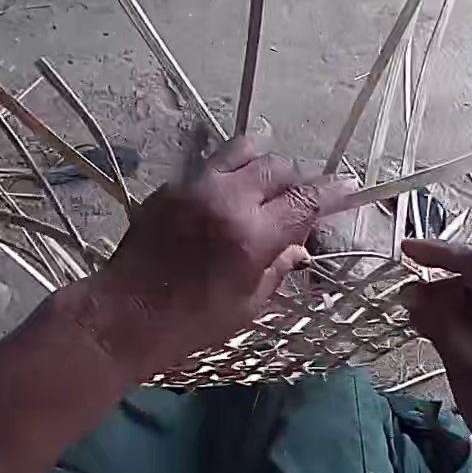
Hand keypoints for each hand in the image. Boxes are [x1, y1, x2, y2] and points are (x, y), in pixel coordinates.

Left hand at [67, 136, 337, 380]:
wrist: (124, 316)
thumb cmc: (192, 323)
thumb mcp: (248, 305)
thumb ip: (279, 267)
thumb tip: (300, 246)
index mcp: (253, 234)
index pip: (306, 199)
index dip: (332, 192)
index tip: (348, 188)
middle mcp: (228, 199)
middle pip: (278, 167)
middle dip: (299, 178)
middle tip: (303, 196)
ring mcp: (196, 187)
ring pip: (244, 149)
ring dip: (266, 162)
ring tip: (269, 181)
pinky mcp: (172, 187)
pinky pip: (212, 165)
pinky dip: (232, 172)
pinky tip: (230, 194)